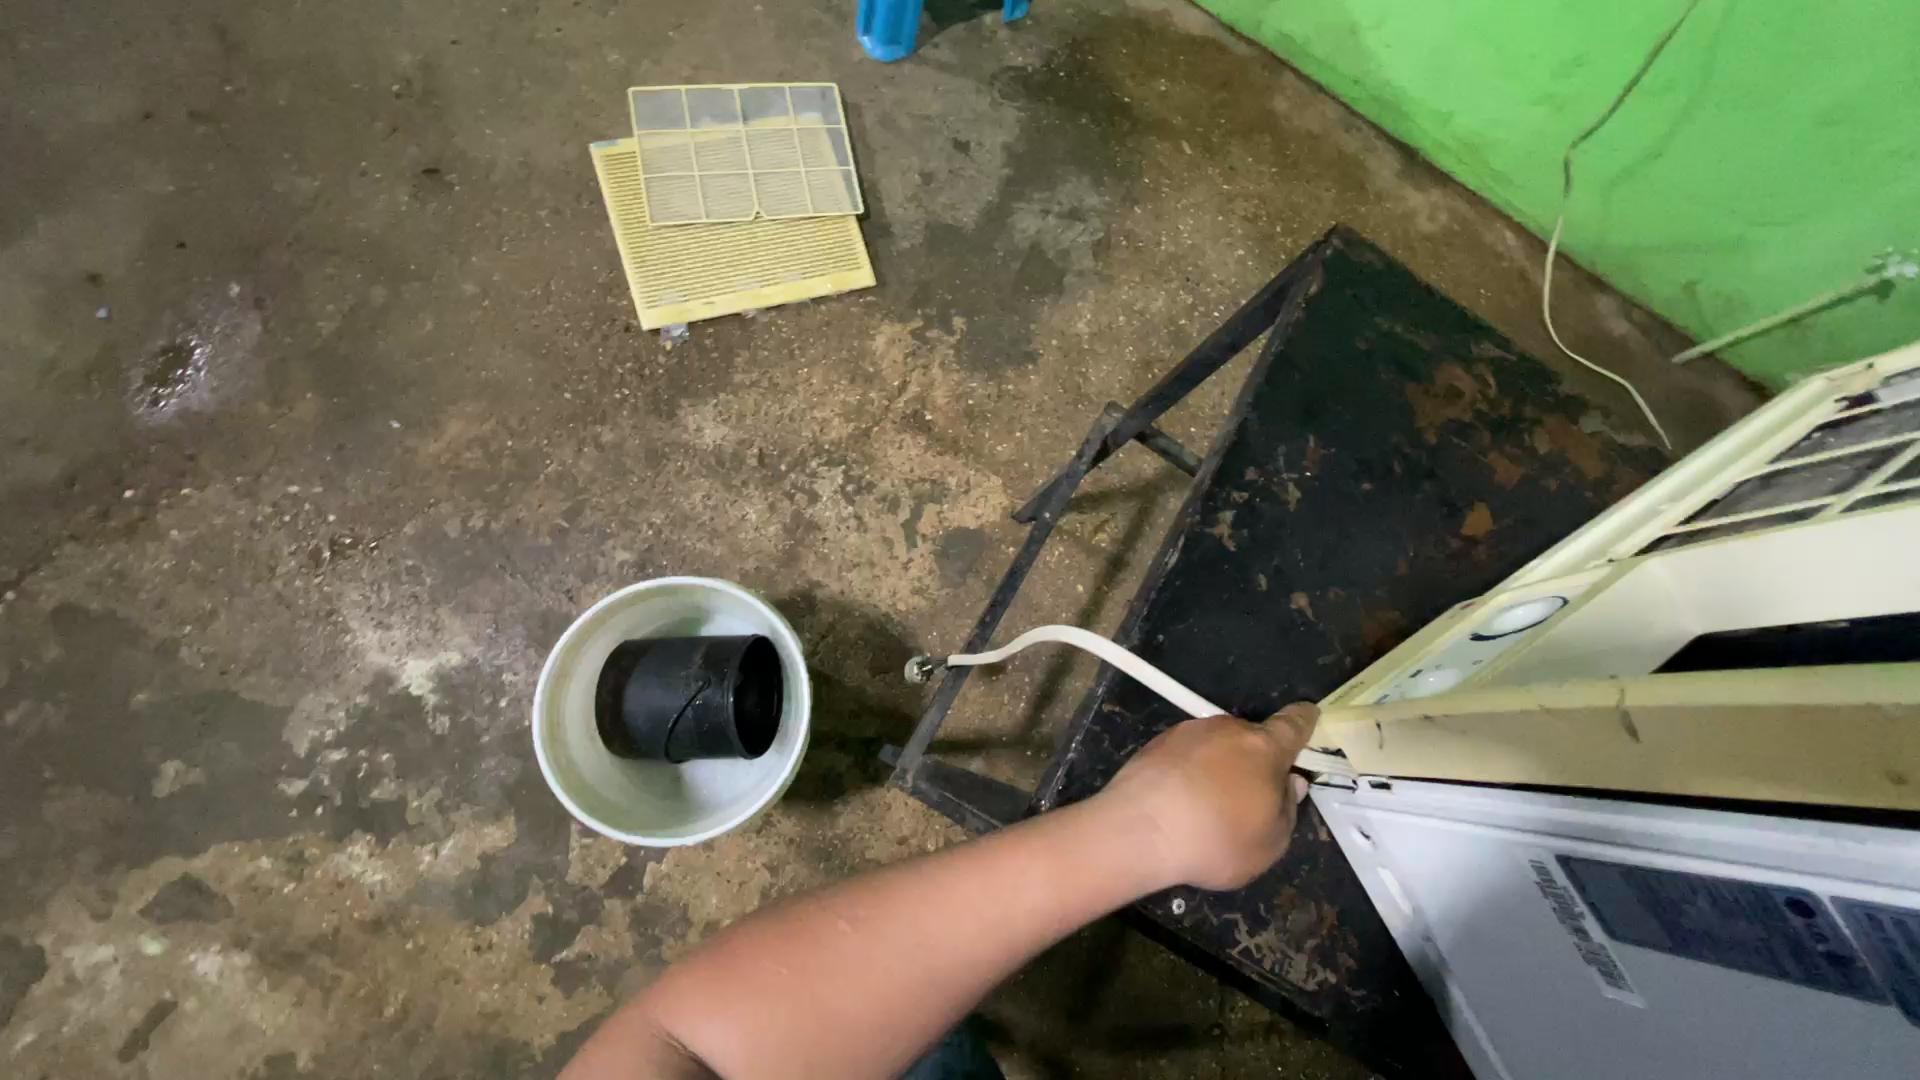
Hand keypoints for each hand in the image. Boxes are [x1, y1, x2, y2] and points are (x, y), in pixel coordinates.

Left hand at [1098, 704, 1318, 890]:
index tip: (1308, 712)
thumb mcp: (1271, 842)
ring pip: (1215, 746)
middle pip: (1249, 739)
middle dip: (1253, 760)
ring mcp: (1187, 732)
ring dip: (1218, 766)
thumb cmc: (1217, 839)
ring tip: (1208, 806)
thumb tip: (1290, 782)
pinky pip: (1185, 755)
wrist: (1140, 828)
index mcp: (1263, 748)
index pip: (1291, 726)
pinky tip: (1179, 801)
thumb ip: (1287, 809)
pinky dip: (1189, 771)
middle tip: (1248, 796)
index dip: (1302, 720)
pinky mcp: (1156, 743)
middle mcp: (1226, 729)